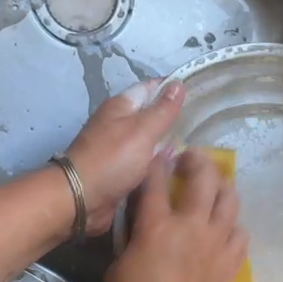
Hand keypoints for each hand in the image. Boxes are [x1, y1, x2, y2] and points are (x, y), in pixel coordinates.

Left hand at [62, 80, 184, 233]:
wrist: (80, 198)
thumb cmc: (112, 159)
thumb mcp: (143, 131)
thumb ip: (163, 109)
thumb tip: (178, 83)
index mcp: (121, 106)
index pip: (152, 88)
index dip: (174, 88)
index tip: (199, 94)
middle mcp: (118, 122)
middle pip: (150, 113)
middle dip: (173, 117)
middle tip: (202, 124)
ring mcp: (117, 146)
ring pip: (148, 139)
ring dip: (167, 142)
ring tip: (195, 146)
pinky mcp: (118, 168)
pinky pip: (143, 160)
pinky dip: (157, 161)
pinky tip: (175, 166)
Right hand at [102, 151, 247, 281]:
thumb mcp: (116, 273)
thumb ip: (131, 239)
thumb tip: (140, 222)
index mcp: (157, 229)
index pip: (154, 182)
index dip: (154, 162)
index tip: (155, 150)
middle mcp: (192, 228)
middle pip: (203, 178)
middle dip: (196, 160)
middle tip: (187, 158)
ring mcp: (216, 247)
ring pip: (229, 199)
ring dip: (220, 184)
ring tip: (209, 184)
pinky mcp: (229, 268)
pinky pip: (239, 233)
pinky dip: (231, 222)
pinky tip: (221, 226)